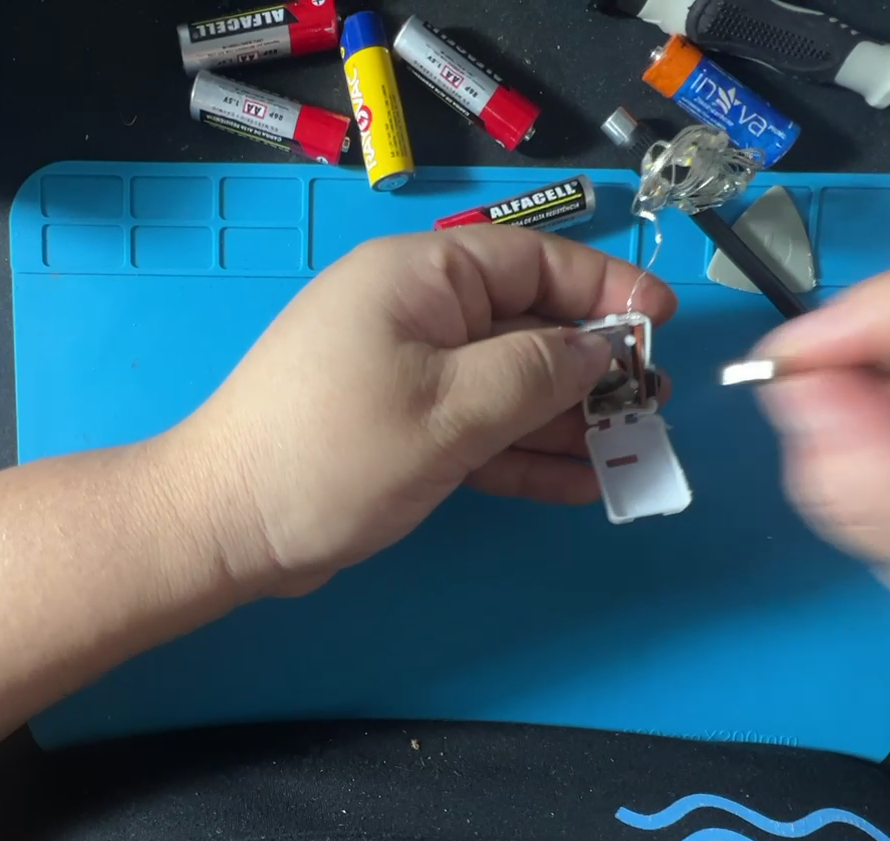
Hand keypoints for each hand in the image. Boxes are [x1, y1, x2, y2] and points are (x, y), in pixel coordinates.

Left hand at [167, 227, 673, 596]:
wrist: (230, 527)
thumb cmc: (335, 454)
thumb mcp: (448, 409)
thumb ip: (534, 375)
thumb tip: (598, 349)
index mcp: (418, 281)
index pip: (530, 263)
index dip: (602, 288)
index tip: (659, 324)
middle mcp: (412, 320)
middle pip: (521, 330)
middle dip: (588, 370)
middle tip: (650, 408)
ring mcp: (404, 380)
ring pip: (501, 390)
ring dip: (561, 423)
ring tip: (630, 452)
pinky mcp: (397, 434)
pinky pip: (473, 434)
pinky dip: (519, 458)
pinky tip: (576, 483)